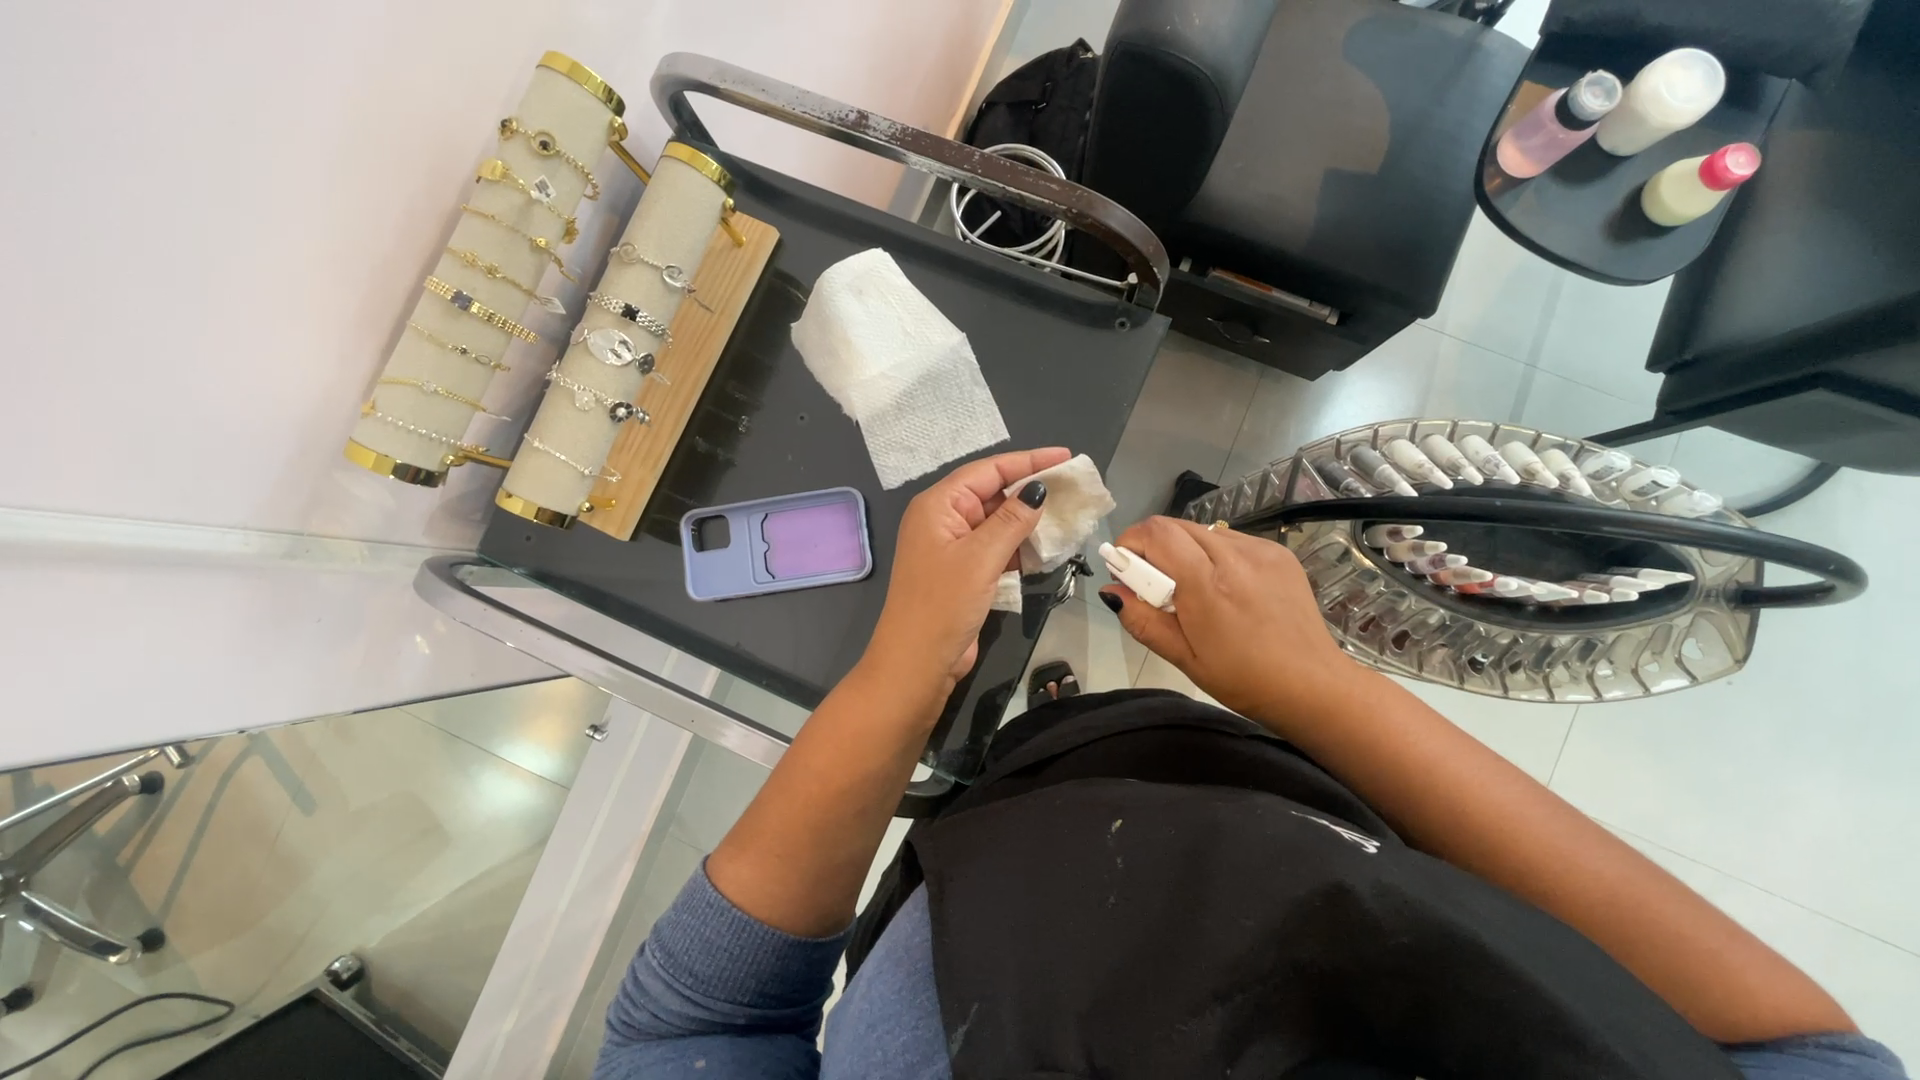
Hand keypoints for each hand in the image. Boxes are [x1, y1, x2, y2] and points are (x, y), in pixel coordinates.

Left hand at [863, 448, 1069, 693]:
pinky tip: (1045, 550)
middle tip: (1074, 490)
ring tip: (1068, 517)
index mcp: (938, 506)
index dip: (1028, 461)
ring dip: (1027, 523)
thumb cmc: (943, 604)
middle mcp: (942, 521)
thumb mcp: (981, 557)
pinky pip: (995, 550)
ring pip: (996, 524)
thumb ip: (1012, 520)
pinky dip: (1018, 548)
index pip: (988, 471)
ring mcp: (951, 549)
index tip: (1065, 456)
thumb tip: (1038, 490)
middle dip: (1030, 492)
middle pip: (992, 494)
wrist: (916, 663)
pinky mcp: (962, 575)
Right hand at [1099, 516, 1369, 727]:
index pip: (1157, 533)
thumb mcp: (1183, 657)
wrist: (1313, 685)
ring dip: (1184, 549)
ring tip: (1192, 588)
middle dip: (1154, 547)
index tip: (1125, 568)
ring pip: (1203, 531)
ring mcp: (1261, 550)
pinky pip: (1231, 540)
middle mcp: (1234, 556)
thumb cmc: (1242, 679)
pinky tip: (1224, 587)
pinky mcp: (1279, 553)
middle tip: (1154, 584)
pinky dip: (1215, 554)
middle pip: (1176, 526)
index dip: (1131, 541)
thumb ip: (1143, 620)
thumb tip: (1112, 590)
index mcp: (1206, 584)